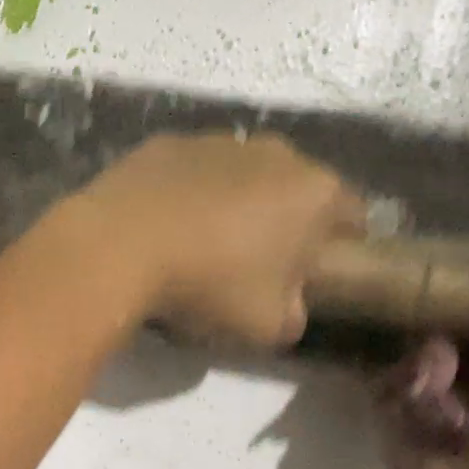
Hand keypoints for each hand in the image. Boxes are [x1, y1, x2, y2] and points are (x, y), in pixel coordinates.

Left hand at [73, 132, 365, 346]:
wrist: (116, 246)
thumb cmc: (207, 285)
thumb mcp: (267, 327)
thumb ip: (293, 315)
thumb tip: (289, 308)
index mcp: (315, 192)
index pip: (352, 217)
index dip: (336, 248)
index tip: (310, 276)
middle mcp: (275, 153)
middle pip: (293, 189)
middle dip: (281, 221)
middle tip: (250, 264)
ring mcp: (215, 141)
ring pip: (239, 175)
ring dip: (229, 203)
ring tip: (196, 244)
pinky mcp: (163, 144)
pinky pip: (186, 172)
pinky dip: (181, 193)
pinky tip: (158, 225)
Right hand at [379, 224, 468, 468]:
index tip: (452, 252)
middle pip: (454, 303)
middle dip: (440, 313)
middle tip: (441, 335)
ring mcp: (451, 388)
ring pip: (413, 337)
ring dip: (419, 359)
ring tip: (432, 390)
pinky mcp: (405, 412)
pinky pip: (386, 375)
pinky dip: (397, 388)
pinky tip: (414, 410)